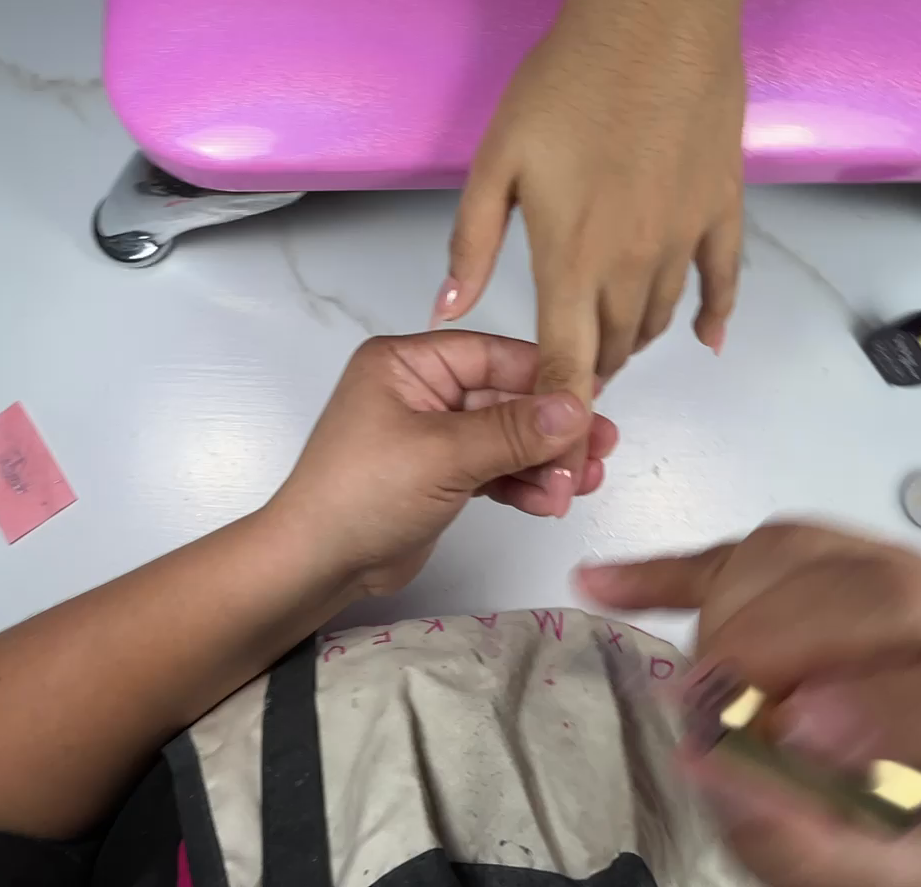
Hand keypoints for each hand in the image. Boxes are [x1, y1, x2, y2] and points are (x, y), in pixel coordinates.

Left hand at [266, 331, 618, 597]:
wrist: (319, 563)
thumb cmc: (363, 493)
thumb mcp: (442, 454)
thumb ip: (513, 430)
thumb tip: (576, 407)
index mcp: (407, 363)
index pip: (491, 356)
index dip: (545, 376)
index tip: (596, 399)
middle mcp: (421, 390)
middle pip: (503, 398)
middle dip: (550, 429)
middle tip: (601, 450)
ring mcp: (431, 433)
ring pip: (504, 436)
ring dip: (543, 461)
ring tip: (584, 484)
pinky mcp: (440, 472)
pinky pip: (492, 467)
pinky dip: (520, 484)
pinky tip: (551, 502)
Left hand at [439, 0, 746, 510]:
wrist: (657, 14)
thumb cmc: (563, 85)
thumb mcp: (495, 164)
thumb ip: (472, 246)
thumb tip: (448, 309)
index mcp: (570, 260)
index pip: (565, 362)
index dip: (556, 409)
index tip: (549, 441)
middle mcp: (633, 266)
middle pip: (612, 349)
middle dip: (587, 381)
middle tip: (568, 397)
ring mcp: (685, 240)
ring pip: (658, 322)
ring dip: (630, 346)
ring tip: (608, 359)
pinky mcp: (723, 211)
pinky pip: (722, 281)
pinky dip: (712, 316)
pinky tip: (706, 342)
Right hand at [576, 522, 920, 886]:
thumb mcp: (898, 871)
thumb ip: (819, 847)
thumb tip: (715, 778)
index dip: (902, 706)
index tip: (801, 737)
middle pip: (878, 588)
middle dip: (778, 642)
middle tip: (712, 708)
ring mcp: (891, 564)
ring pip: (793, 548)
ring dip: (725, 609)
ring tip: (696, 686)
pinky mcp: (810, 555)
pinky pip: (731, 549)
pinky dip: (660, 571)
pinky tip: (598, 584)